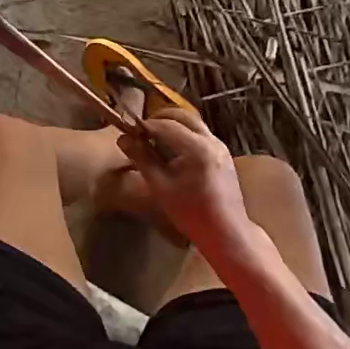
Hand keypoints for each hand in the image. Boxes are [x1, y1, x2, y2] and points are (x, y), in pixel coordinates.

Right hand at [117, 108, 257, 257]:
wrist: (226, 232)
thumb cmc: (191, 213)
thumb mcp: (160, 186)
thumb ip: (142, 159)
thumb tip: (123, 139)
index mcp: (197, 148)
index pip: (167, 125)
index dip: (146, 125)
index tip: (129, 130)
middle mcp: (212, 141)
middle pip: (183, 116)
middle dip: (161, 118)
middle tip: (142, 130)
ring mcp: (220, 146)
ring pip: (193, 123)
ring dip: (173, 125)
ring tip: (155, 139)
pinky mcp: (223, 154)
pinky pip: (200, 134)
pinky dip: (184, 134)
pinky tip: (172, 150)